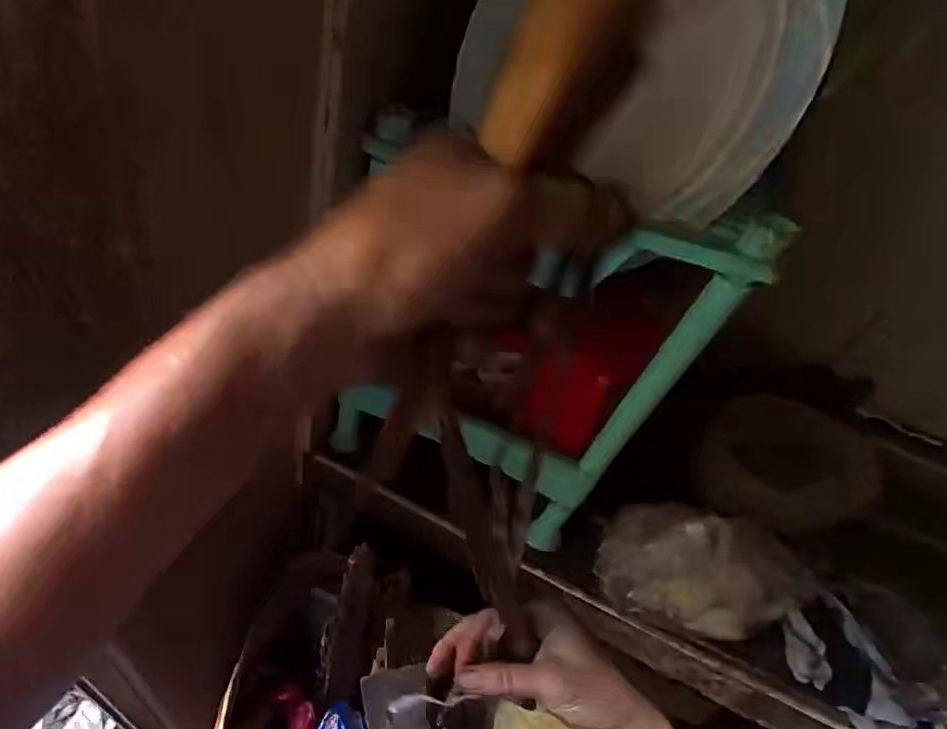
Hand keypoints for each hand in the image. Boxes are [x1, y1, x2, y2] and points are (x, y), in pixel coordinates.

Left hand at [283, 135, 628, 349]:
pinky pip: (471, 335)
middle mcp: (446, 217)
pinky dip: (470, 343)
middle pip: (523, 249)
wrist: (325, 321)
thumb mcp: (498, 205)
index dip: (565, 215)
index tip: (586, 242)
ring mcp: (430, 276)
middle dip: (519, 276)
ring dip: (491, 313)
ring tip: (455, 316)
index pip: (540, 182)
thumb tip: (621, 212)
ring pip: (500, 298)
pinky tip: (455, 345)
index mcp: (460, 165)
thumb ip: (565, 205)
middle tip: (495, 285)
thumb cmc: (408, 249)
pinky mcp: (419, 327)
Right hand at [427, 602, 668, 728]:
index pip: (489, 618)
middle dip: (459, 651)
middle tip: (438, 673)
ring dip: (465, 664)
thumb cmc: (593, 693)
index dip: (465, 638)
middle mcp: (531, 621)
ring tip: (446, 682)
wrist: (625, 726)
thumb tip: (458, 679)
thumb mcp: (547, 682)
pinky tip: (465, 687)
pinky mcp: (528, 665)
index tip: (448, 664)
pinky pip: (494, 664)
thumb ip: (501, 677)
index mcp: (539, 613)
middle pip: (482, 629)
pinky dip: (478, 675)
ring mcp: (529, 643)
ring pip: (485, 647)